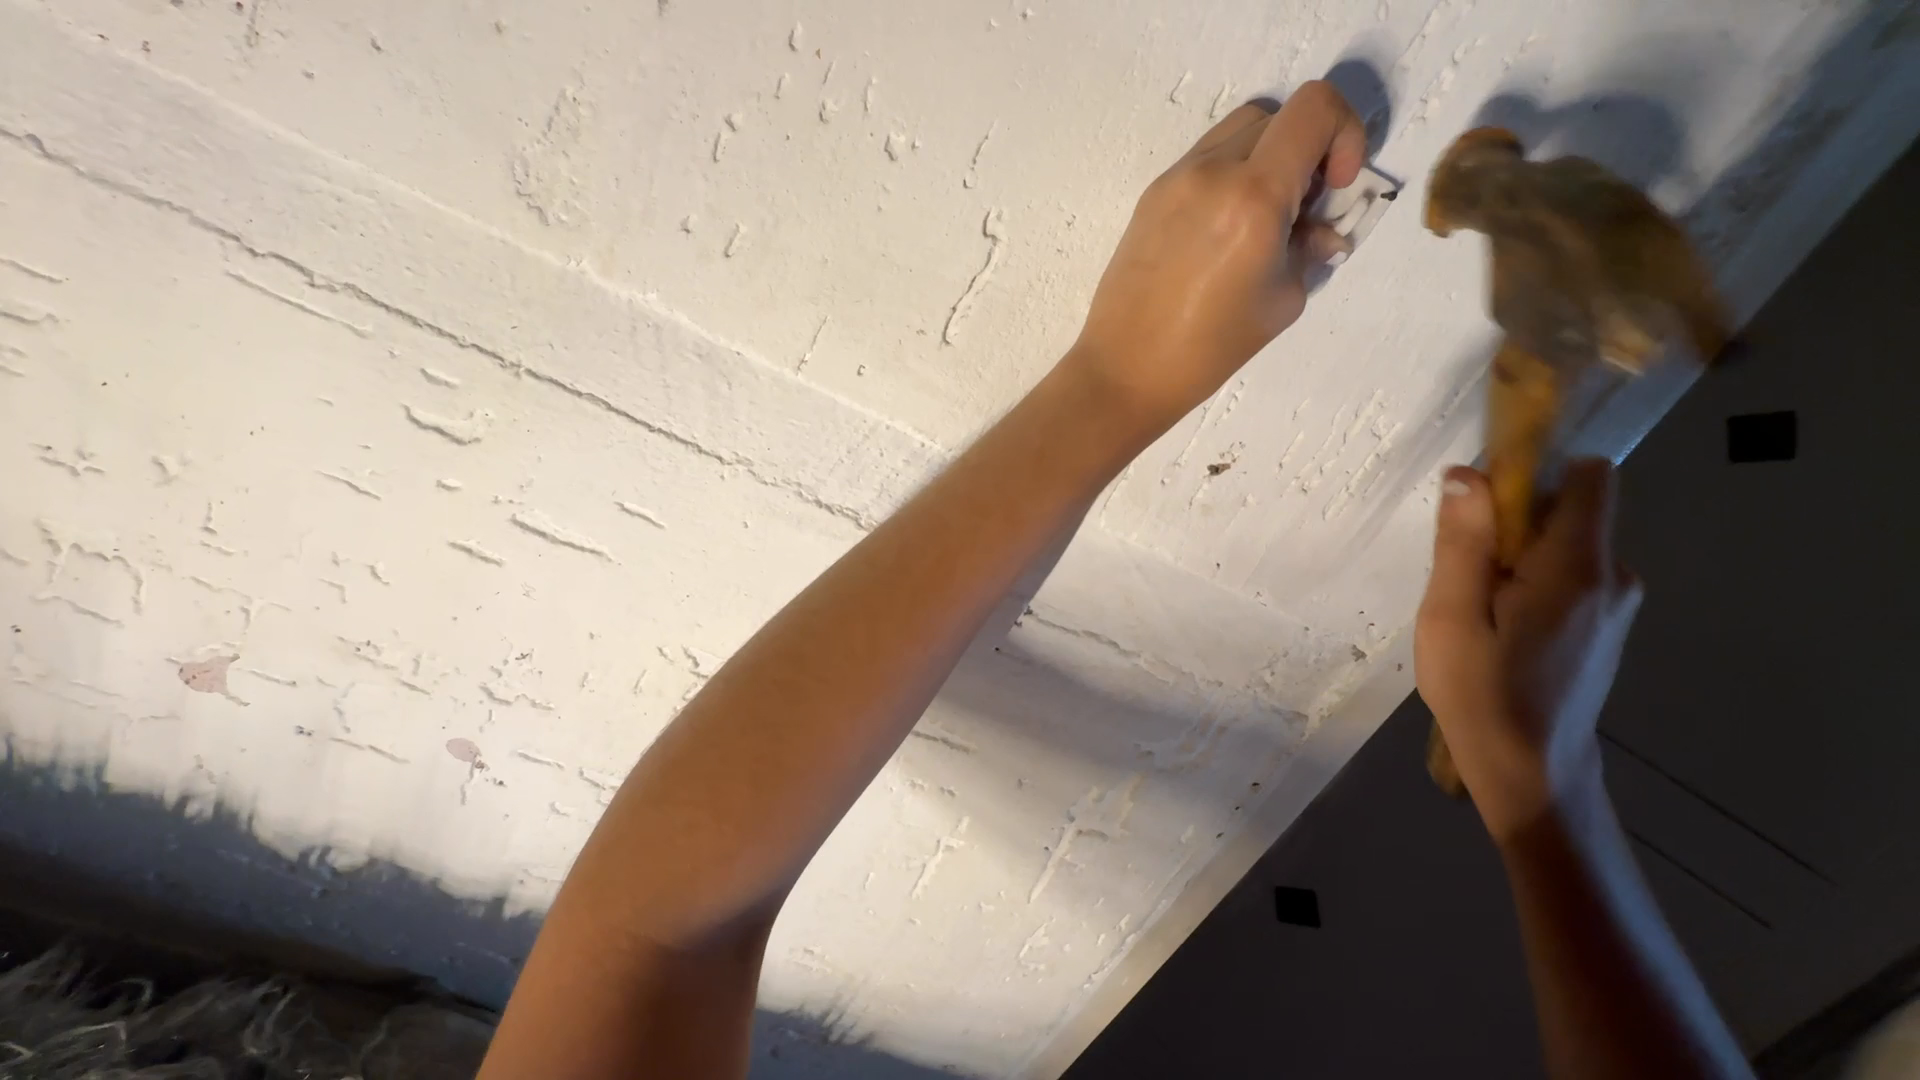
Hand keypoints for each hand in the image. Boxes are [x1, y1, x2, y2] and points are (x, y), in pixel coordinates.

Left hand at [1067, 81, 1366, 430]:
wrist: (1126, 369)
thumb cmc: (1209, 349)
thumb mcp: (1283, 301)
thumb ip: (1310, 247)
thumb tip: (1322, 228)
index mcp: (1252, 197)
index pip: (1315, 108)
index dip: (1345, 133)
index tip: (1335, 186)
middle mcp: (1211, 173)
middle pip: (1278, 115)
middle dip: (1306, 151)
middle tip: (1301, 210)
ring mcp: (1174, 180)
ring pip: (1239, 130)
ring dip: (1267, 158)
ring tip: (1264, 221)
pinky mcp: (1150, 196)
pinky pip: (1205, 160)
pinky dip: (1231, 175)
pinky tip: (1225, 231)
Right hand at [1414, 460, 1642, 842]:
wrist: (1530, 772)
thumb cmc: (1482, 693)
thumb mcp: (1451, 615)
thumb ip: (1463, 543)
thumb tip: (1467, 475)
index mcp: (1578, 567)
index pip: (1588, 477)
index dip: (1534, 475)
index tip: (1483, 508)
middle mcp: (1613, 575)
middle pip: (1566, 512)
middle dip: (1509, 528)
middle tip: (1464, 580)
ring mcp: (1615, 603)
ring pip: (1560, 547)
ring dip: (1514, 561)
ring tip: (1477, 613)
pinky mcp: (1605, 625)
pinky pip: (1565, 576)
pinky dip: (1529, 586)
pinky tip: (1500, 631)